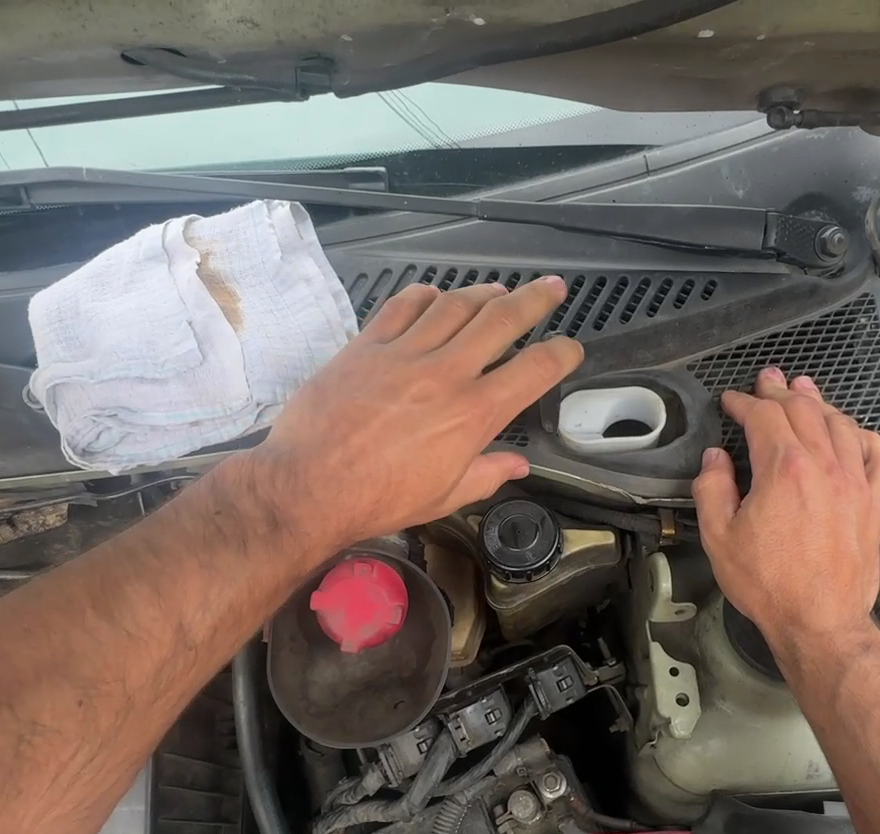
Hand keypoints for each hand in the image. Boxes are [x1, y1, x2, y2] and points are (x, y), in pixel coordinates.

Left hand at [246, 277, 581, 551]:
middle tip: (552, 287)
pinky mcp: (367, 345)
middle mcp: (446, 373)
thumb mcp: (445, 497)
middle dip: (535, 299)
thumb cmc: (380, 500)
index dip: (562, 353)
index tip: (570, 348)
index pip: (535, 370)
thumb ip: (487, 474)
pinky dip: (426, 295)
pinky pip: (403, 305)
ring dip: (484, 293)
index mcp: (474, 414)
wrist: (309, 486)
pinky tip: (435, 295)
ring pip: (455, 305)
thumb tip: (518, 466)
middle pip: (502, 319)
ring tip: (499, 290)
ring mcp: (404, 353)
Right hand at [692, 366, 879, 657]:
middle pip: (803, 411)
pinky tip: (853, 432)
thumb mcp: (719, 538)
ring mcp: (855, 482)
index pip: (763, 417)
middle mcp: (825, 467)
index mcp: (784, 470)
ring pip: (839, 424)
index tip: (731, 401)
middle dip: (780, 391)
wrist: (819, 620)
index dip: (744, 402)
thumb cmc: (770, 584)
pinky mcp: (874, 502)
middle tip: (766, 381)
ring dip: (818, 403)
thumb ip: (712, 490)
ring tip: (805, 391)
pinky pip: (878, 454)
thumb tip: (714, 461)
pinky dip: (864, 436)